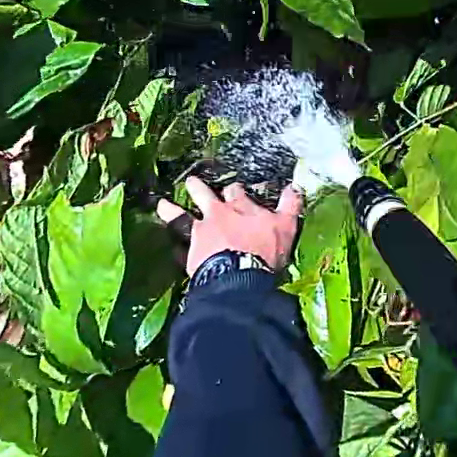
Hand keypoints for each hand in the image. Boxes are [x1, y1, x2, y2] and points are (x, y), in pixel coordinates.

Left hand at [155, 176, 300, 277]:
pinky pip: (176, 244)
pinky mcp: (189, 252)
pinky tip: (162, 240)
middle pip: (206, 195)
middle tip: (192, 181)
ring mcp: (200, 232)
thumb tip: (294, 186)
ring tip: (161, 203)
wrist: (240, 274)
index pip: (237, 191)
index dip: (236, 190)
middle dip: (199, 187)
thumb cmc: (265, 250)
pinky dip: (169, 240)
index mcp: (242, 206)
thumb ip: (289, 205)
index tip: (235, 189)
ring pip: (182, 216)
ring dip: (171, 209)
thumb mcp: (286, 226)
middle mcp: (218, 214)